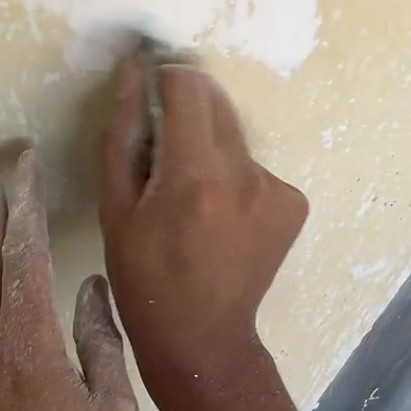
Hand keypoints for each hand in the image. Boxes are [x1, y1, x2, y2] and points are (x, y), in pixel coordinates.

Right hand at [99, 60, 307, 384]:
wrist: (202, 336)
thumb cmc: (144, 277)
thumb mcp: (116, 209)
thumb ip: (123, 135)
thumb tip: (132, 74)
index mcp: (195, 174)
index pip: (187, 84)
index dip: (163, 81)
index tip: (150, 98)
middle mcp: (245, 173)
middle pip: (216, 104)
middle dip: (186, 116)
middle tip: (166, 161)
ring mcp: (276, 188)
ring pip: (235, 138)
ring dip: (211, 151)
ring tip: (194, 203)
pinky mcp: (294, 203)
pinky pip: (255, 169)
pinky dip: (236, 181)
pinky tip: (223, 220)